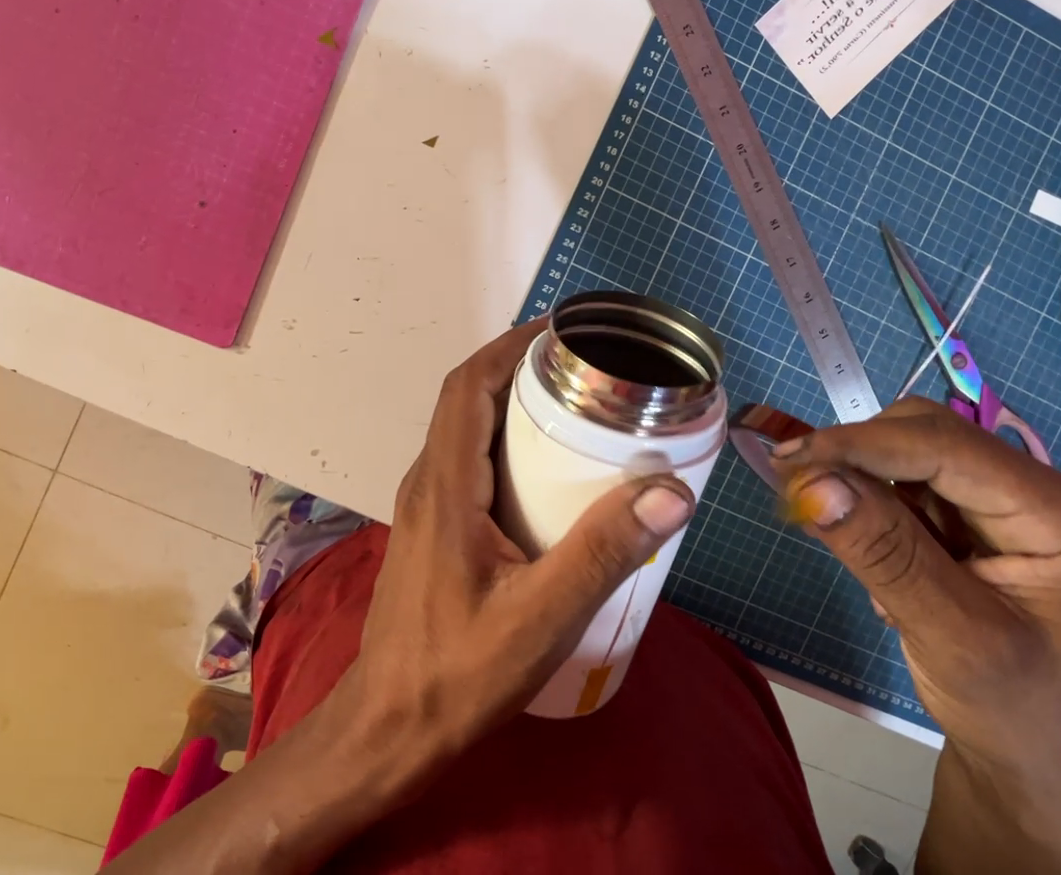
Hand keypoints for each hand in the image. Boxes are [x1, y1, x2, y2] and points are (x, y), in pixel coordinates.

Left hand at [103, 322, 695, 874]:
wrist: (390, 728)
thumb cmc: (458, 673)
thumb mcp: (542, 616)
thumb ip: (603, 552)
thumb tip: (670, 491)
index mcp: (444, 487)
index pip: (467, 388)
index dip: (510, 347)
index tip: (563, 331)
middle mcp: (426, 484)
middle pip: (469, 402)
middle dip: (523, 372)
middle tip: (590, 371)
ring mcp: (425, 508)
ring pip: (468, 433)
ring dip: (515, 409)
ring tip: (581, 410)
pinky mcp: (434, 533)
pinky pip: (470, 466)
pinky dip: (509, 448)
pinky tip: (552, 477)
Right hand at [769, 398, 1060, 873]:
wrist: (1050, 786)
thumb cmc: (1024, 722)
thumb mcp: (954, 640)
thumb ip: (884, 554)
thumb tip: (813, 483)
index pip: (949, 447)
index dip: (863, 443)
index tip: (789, 458)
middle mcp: (1041, 499)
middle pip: (932, 441)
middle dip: (862, 462)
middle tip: (800, 495)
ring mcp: (1012, 517)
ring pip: (915, 467)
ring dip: (871, 499)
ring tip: (872, 575)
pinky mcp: (983, 537)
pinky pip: (913, 502)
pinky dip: (881, 524)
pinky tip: (890, 585)